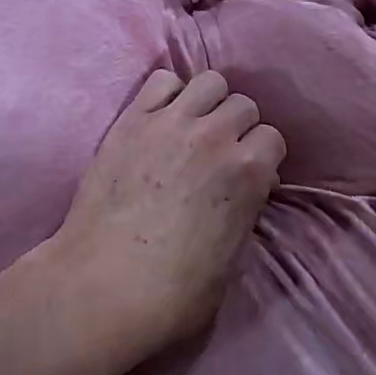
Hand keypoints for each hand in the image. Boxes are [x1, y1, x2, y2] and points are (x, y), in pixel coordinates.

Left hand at [52, 70, 286, 346]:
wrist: (102, 288)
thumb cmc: (175, 294)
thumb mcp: (233, 259)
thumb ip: (246, 210)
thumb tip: (247, 190)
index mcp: (249, 171)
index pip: (273, 138)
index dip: (262, 158)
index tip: (248, 176)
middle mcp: (216, 136)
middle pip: (243, 105)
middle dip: (237, 127)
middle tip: (219, 152)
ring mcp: (172, 122)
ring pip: (209, 82)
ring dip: (208, 103)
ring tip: (193, 127)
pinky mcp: (133, 120)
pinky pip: (161, 81)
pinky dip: (167, 95)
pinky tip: (161, 118)